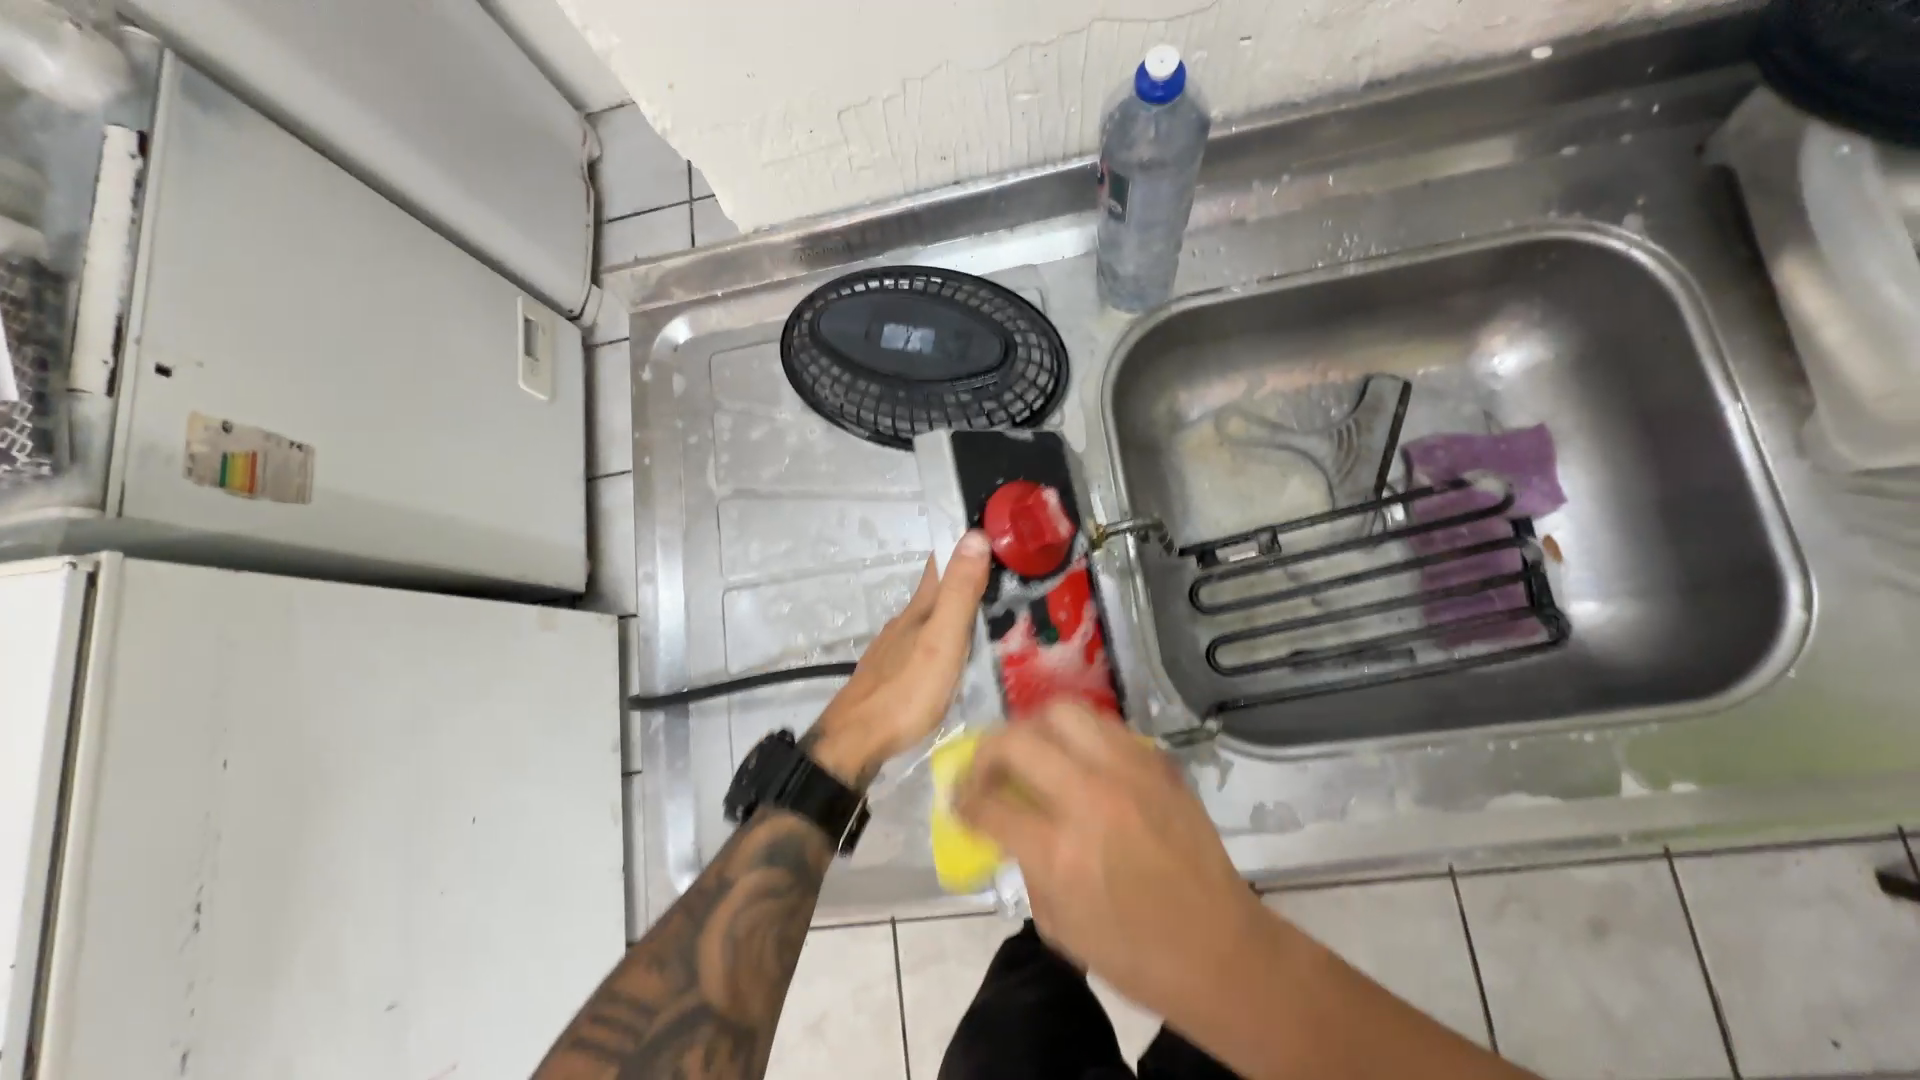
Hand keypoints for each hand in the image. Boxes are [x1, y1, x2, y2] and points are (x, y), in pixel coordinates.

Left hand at [808, 531, 992, 786]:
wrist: (855, 741)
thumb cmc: (905, 691)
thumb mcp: (941, 641)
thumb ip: (958, 594)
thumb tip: (973, 535)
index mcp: (919, 611)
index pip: (939, 565)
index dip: (960, 545)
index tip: (987, 532)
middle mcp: (905, 624)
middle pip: (936, 593)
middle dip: (963, 580)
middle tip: (1001, 578)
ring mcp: (894, 651)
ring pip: (929, 621)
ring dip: (953, 613)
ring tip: (985, 618)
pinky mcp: (892, 677)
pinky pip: (924, 647)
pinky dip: (943, 642)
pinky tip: (952, 658)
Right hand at [953, 701, 1269, 1021]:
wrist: (1220, 951)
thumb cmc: (1135, 956)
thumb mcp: (1059, 925)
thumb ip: (1026, 866)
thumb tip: (1007, 826)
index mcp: (1060, 851)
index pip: (988, 802)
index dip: (963, 800)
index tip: (960, 802)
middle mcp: (1090, 798)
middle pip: (1017, 741)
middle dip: (986, 754)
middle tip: (986, 773)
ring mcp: (1129, 773)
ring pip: (1063, 714)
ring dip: (1033, 730)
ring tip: (1030, 754)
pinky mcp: (1159, 765)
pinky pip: (1105, 728)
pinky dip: (1079, 737)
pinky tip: (1077, 762)